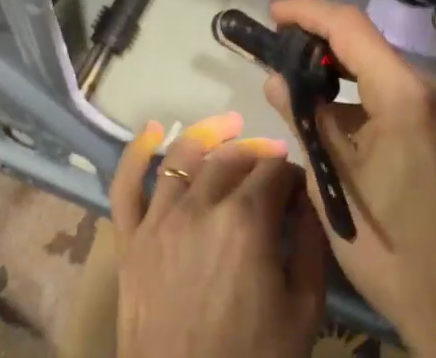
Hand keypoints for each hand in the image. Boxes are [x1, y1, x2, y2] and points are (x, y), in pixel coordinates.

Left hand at [110, 112, 328, 357]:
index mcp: (245, 220)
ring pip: (183, 157)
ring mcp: (157, 222)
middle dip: (258, 153)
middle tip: (274, 164)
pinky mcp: (129, 241)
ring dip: (210, 136)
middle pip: (232, 158)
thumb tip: (306, 200)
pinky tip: (153, 130)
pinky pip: (125, 185)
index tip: (301, 188)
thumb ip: (310, 243)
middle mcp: (198, 207)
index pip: (274, 170)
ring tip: (230, 126)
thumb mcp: (304, 308)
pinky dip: (136, 152)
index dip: (292, 173)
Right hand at [264, 0, 435, 357]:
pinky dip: (363, 96)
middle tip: (278, 53)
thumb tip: (277, 80)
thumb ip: (307, 118)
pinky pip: (398, 96)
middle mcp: (432, 91)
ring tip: (298, 84)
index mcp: (406, 96)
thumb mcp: (335, 180)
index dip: (309, 13)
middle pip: (370, 45)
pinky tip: (334, 116)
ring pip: (383, 71)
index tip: (273, 15)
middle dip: (322, 41)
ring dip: (342, 70)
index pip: (352, 28)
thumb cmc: (389, 245)